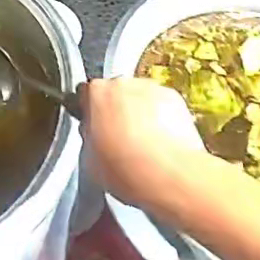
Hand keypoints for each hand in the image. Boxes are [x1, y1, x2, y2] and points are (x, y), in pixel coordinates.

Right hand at [80, 78, 212, 211]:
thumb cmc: (127, 170)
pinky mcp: (173, 97)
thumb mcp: (90, 159)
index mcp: (96, 93)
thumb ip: (88, 137)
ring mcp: (149, 87)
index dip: (90, 112)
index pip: (86, 94)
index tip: (95, 127)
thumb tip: (94, 135)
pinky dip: (161, 117)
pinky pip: (161, 103)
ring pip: (139, 96)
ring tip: (145, 143)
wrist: (170, 177)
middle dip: (116, 110)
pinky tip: (163, 142)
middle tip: (121, 138)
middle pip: (114, 92)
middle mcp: (121, 83)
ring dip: (139, 112)